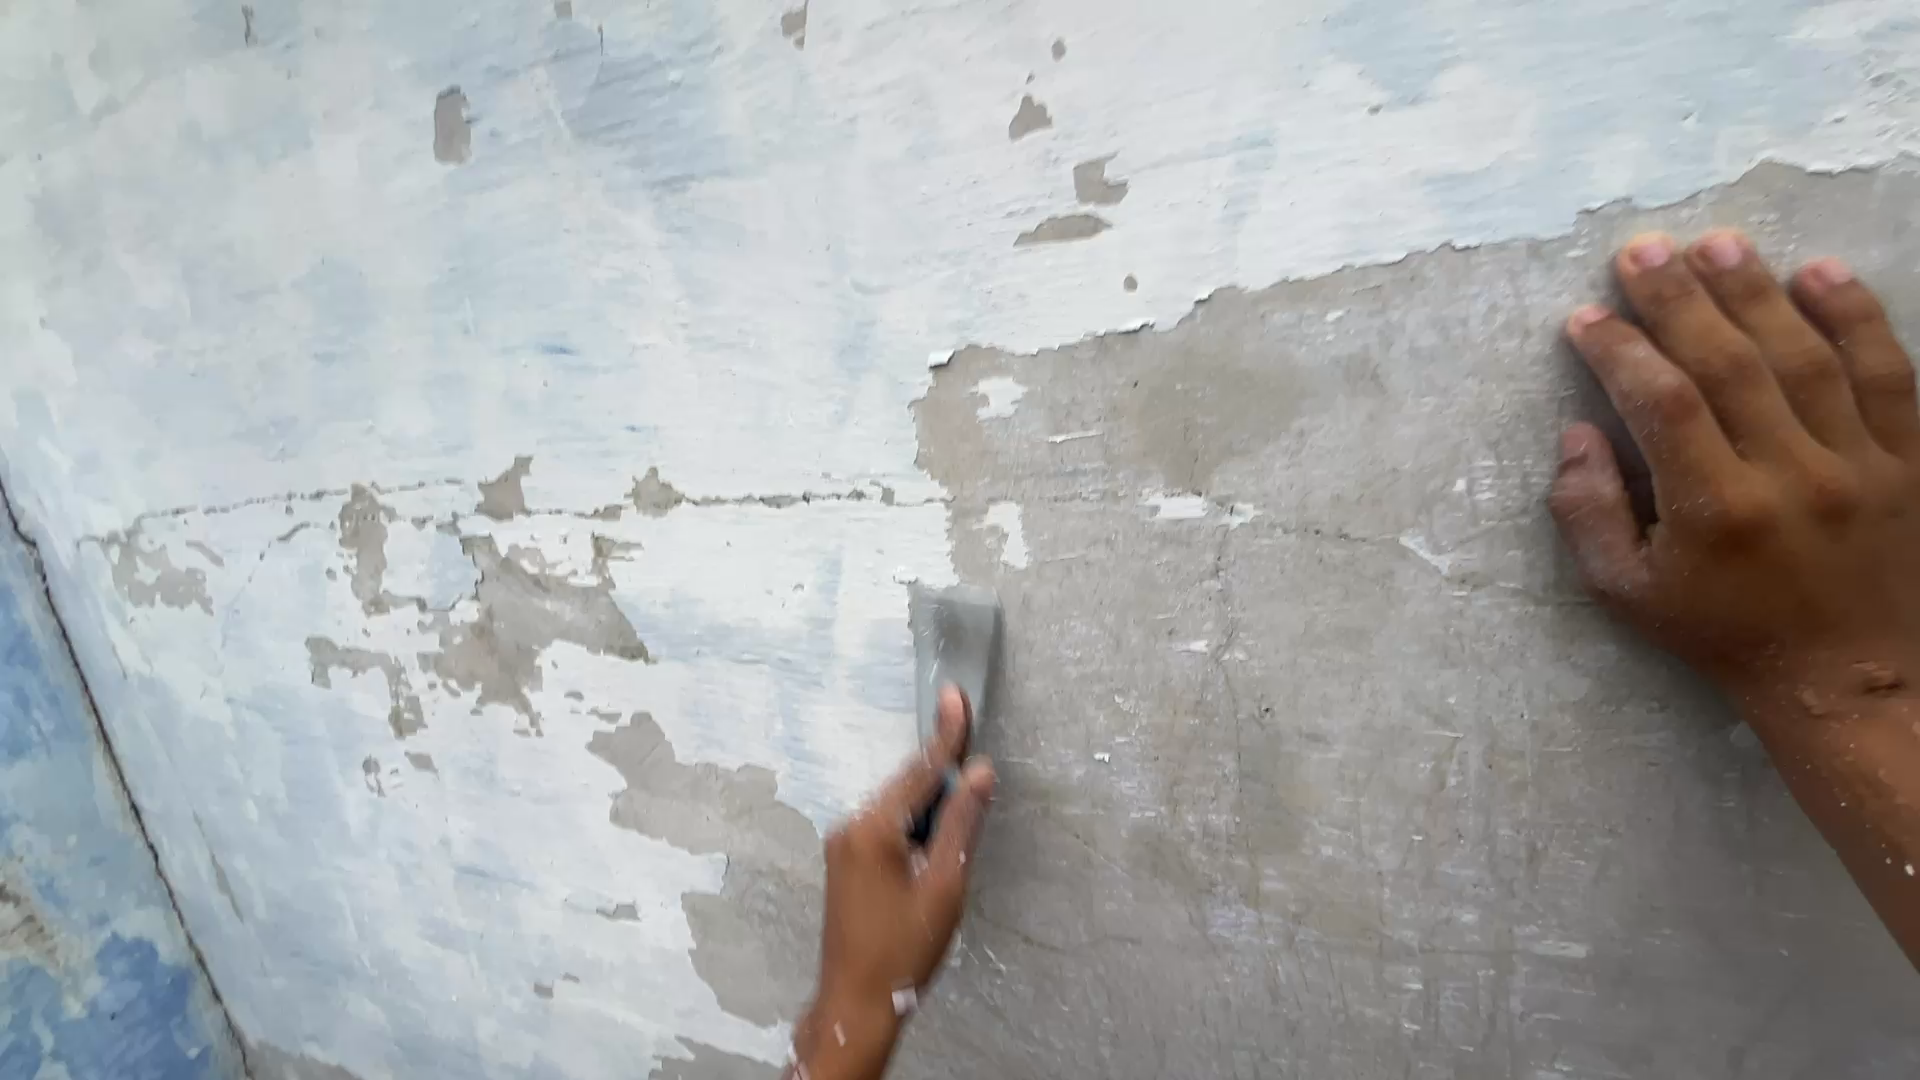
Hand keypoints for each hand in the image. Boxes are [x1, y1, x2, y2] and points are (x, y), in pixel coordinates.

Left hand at [790, 685, 995, 1079]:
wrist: (854, 1003)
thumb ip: (962, 823)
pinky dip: (911, 817)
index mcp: (874, 826)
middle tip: (969, 739)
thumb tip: (980, 770)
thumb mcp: (945, 884)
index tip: (955, 693)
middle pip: (906, 783)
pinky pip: (883, 821)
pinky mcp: (843, 857)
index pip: (921, 770)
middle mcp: (851, 823)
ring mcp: (842, 840)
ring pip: (895, 802)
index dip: (946, 733)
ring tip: (961, 793)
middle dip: (940, 767)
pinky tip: (931, 828)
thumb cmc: (905, 947)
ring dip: (927, 796)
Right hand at [1551, 229, 1919, 964]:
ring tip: (1718, 245)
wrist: (1850, 674)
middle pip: (1734, 364)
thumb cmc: (1715, 630)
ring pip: (1811, 356)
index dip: (1620, 352)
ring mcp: (1866, 461)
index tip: (1584, 317)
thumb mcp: (1620, 588)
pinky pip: (1894, 374)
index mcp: (1715, 507)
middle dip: (1681, 301)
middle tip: (1643, 251)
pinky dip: (1860, 317)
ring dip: (1759, 294)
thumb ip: (1588, 510)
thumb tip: (1576, 435)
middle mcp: (1794, 472)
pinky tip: (1823, 273)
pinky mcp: (1913, 458)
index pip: (1663, 405)